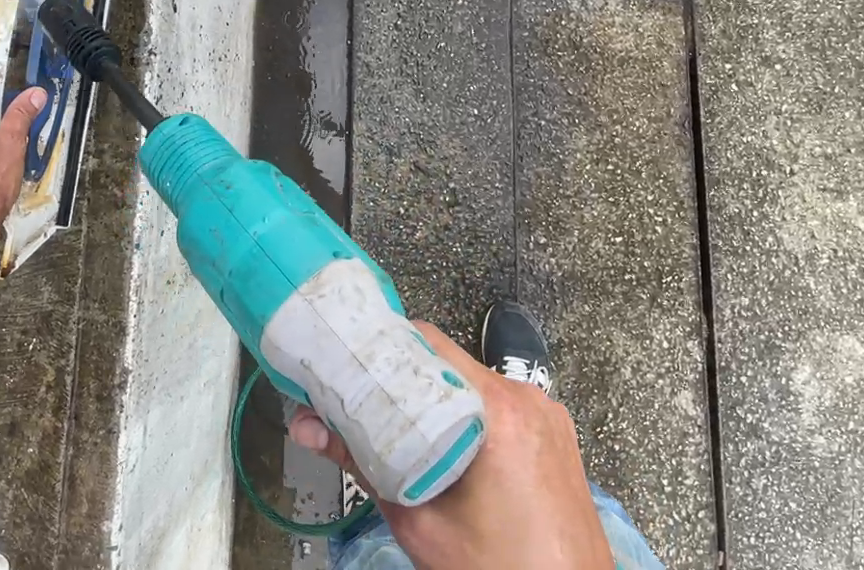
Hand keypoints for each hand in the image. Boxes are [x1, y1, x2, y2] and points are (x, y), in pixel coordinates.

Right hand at [289, 322, 613, 569]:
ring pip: (471, 380)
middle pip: (448, 359)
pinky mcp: (555, 430)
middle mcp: (527, 398)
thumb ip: (360, 465)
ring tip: (402, 427)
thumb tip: (308, 426)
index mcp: (497, 410)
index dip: (383, 345)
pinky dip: (468, 412)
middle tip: (365, 398)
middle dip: (403, 376)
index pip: (427, 341)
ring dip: (435, 396)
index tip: (352, 360)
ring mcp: (547, 413)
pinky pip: (499, 402)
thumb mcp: (418, 522)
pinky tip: (445, 443)